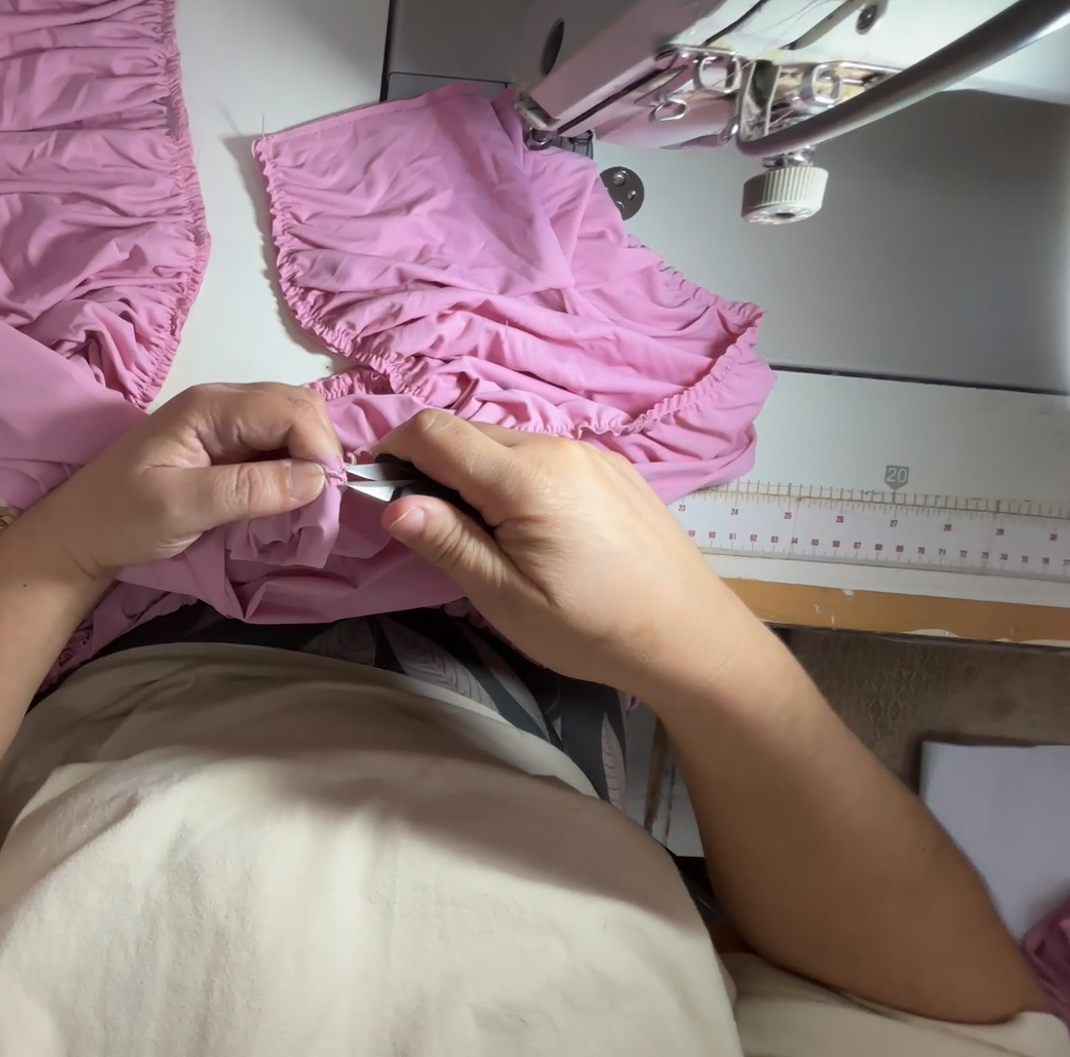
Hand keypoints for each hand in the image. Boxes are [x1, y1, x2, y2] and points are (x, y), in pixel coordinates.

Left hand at [22, 383, 340, 579]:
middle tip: (320, 503)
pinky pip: (277, 447)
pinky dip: (294, 470)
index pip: (290, 408)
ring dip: (311, 461)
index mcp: (209, 407)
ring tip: (308, 504)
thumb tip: (316, 479)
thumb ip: (246, 490)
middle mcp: (223, 405)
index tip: (323, 498)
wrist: (81, 532)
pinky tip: (289, 499)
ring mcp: (226, 425)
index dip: (319, 448)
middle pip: (299, 408)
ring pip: (293, 426)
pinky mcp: (227, 448)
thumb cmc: (120, 517)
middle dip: (321, 451)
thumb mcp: (179, 507)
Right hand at [377, 409, 768, 698]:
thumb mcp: (505, 597)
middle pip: (464, 430)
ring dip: (467, 469)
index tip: (377, 485)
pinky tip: (522, 522)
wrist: (693, 639)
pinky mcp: (607, 466)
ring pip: (500, 439)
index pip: (435, 432)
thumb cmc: (590, 627)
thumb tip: (390, 502)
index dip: (393, 449)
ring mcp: (588, 452)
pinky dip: (505, 472)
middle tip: (426, 520)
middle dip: (426, 463)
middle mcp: (556, 448)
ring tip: (476, 527)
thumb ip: (447, 541)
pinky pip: (536, 451)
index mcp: (526, 479)